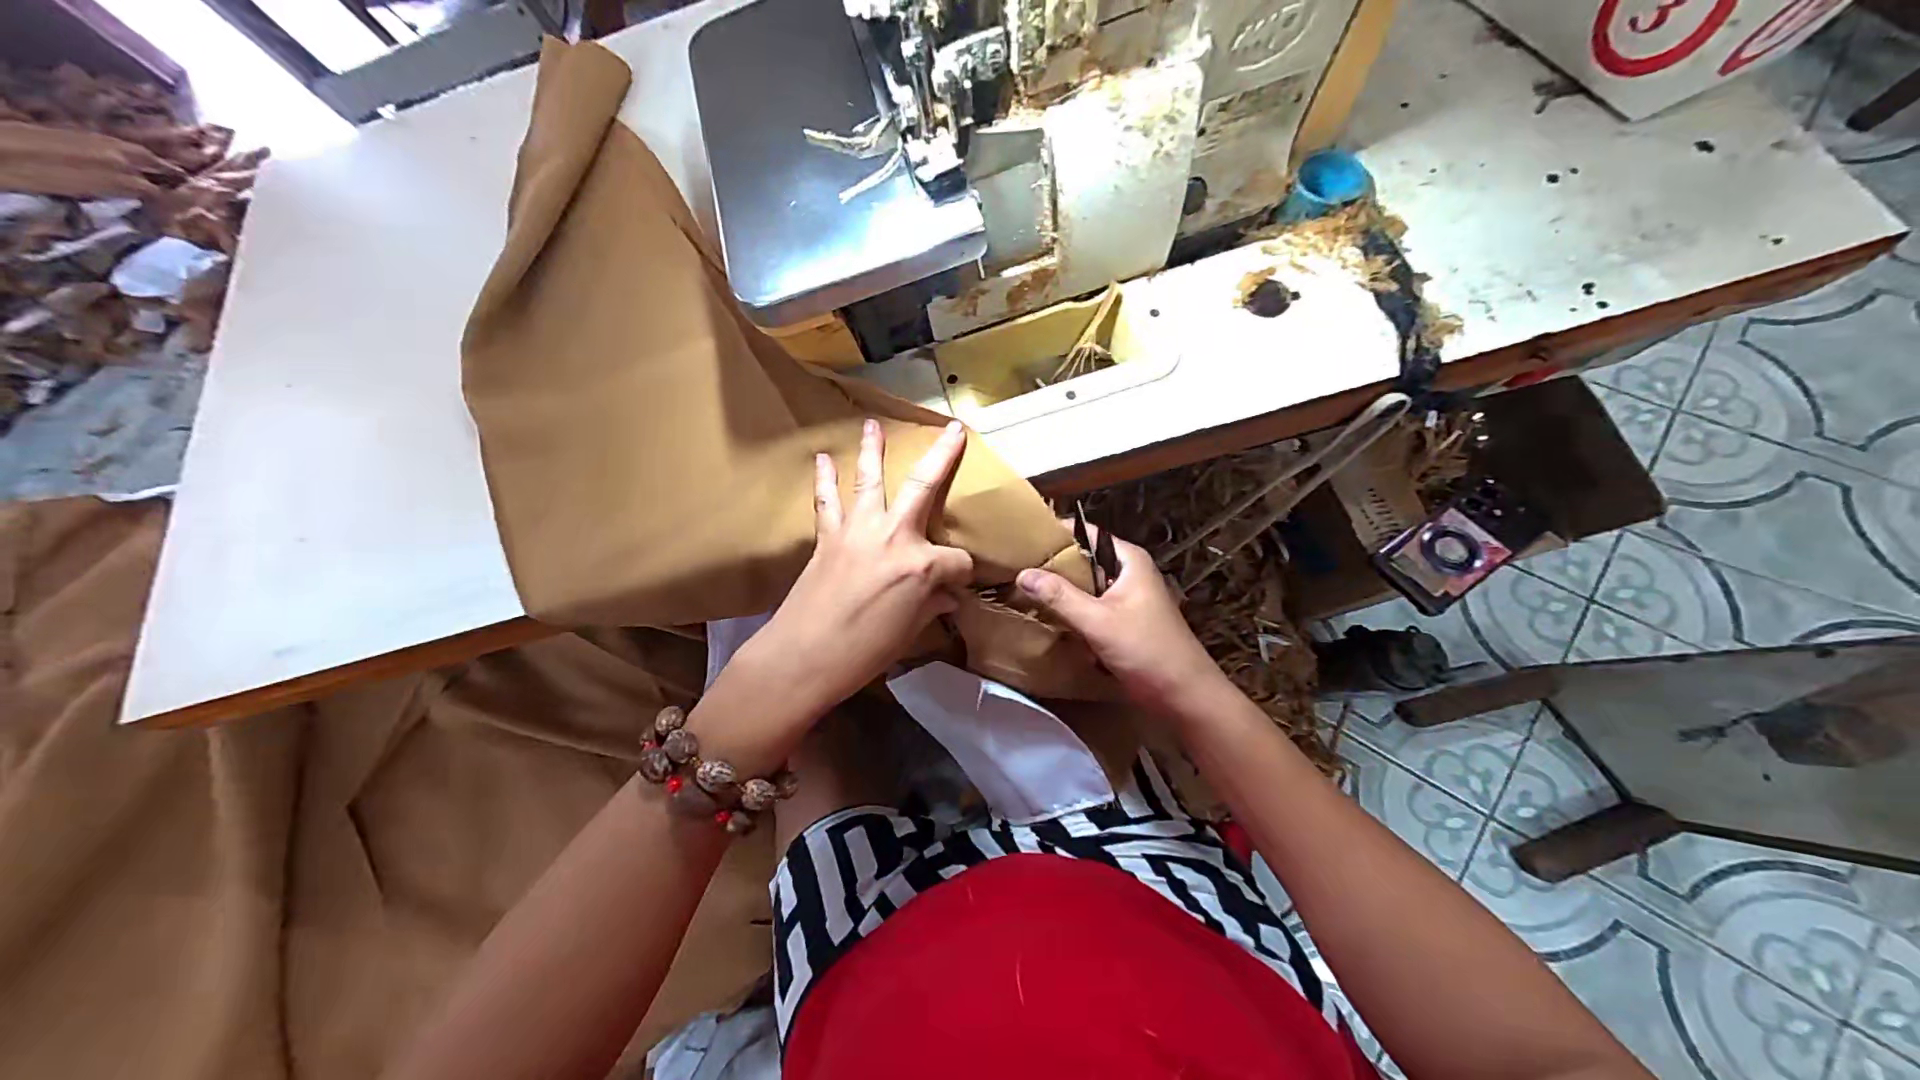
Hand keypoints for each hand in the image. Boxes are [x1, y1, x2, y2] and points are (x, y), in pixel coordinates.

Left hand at [731, 418, 975, 725]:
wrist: (802, 657)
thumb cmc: (864, 653)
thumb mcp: (909, 632)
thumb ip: (930, 605)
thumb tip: (946, 596)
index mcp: (921, 566)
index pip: (959, 561)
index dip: (964, 575)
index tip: (960, 587)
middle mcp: (893, 537)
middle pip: (925, 487)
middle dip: (943, 455)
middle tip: (954, 429)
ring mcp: (858, 532)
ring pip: (870, 481)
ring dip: (873, 450)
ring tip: (873, 424)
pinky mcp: (828, 538)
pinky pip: (827, 502)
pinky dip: (825, 480)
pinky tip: (822, 459)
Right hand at [1015, 529, 1230, 718]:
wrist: (1184, 695)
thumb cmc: (1147, 650)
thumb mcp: (1099, 621)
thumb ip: (1060, 596)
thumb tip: (1023, 573)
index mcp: (1129, 560)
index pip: (1086, 533)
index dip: (1056, 534)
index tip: (1023, 540)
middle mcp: (1128, 573)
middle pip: (1084, 559)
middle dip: (1054, 564)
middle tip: (1016, 567)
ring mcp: (1126, 598)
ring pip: (1086, 585)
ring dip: (1061, 589)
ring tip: (1023, 589)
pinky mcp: (1122, 621)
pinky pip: (1090, 606)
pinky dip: (1071, 609)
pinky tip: (1047, 616)